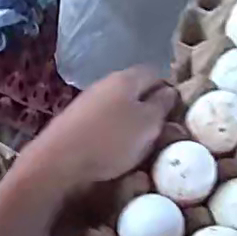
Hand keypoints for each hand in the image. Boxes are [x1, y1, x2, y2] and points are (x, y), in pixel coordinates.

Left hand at [23, 66, 174, 192]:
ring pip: (119, 109)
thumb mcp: (148, 123)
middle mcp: (105, 84)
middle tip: (161, 134)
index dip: (170, 91)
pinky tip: (114, 153)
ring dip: (131, 125)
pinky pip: (103, 125)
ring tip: (140, 148)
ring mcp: (87, 103)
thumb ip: (162, 105)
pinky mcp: (75, 124)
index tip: (177, 114)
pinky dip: (113, 136)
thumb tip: (170, 91)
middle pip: (136, 92)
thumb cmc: (111, 140)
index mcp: (126, 78)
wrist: (58, 162)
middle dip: (150, 110)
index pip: (156, 73)